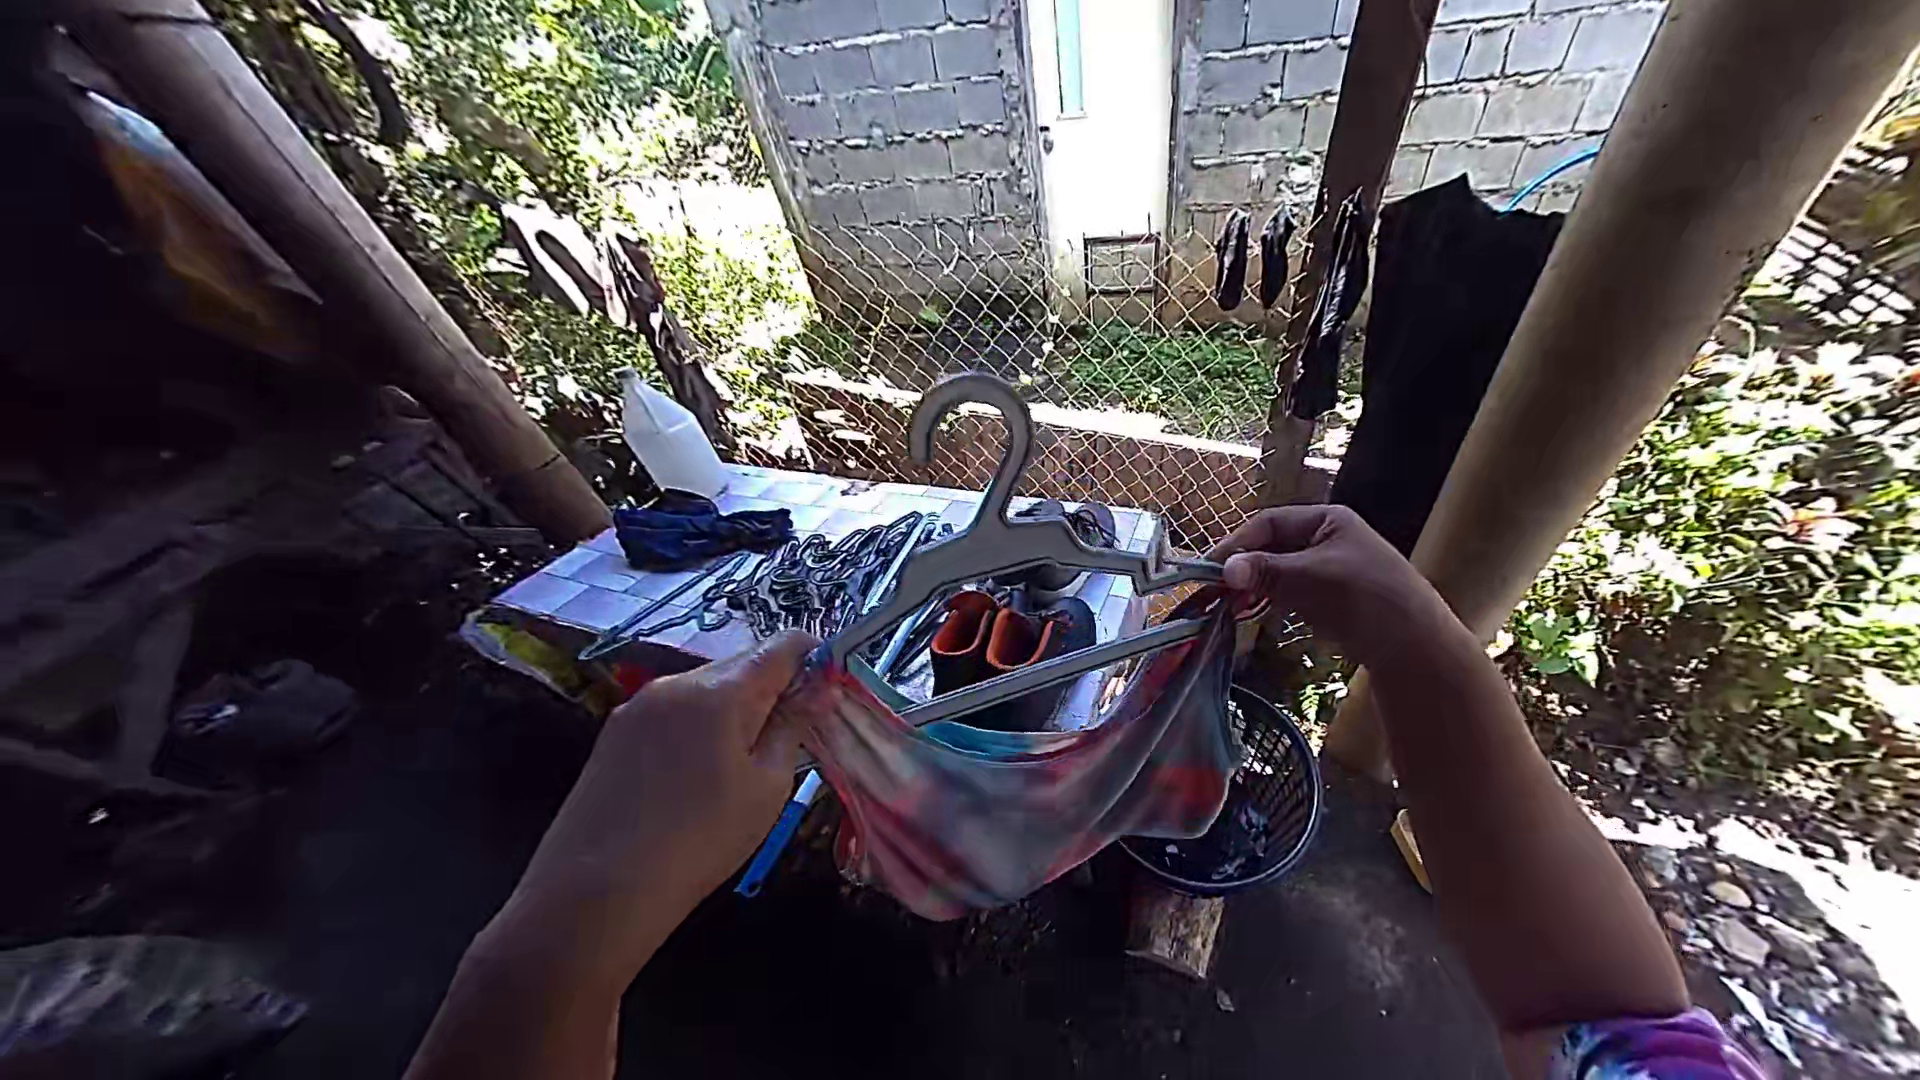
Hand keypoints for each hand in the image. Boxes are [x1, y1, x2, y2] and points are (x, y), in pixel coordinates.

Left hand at [484, 631, 816, 989]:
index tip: (825, 695)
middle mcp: (679, 680)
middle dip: (776, 687)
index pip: (784, 645)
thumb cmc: (700, 841)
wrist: (591, 896)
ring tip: (738, 761)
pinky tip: (694, 771)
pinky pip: (677, 707)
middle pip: (745, 663)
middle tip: (788, 736)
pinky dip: (701, 721)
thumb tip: (820, 688)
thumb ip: (794, 725)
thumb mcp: (766, 786)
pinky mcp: (617, 727)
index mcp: (722, 689)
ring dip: (737, 705)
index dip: (815, 659)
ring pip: (710, 685)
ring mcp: (642, 702)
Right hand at [1209, 505, 1467, 668]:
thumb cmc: (1366, 598)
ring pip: (1273, 571)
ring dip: (1248, 586)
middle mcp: (1323, 539)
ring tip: (1224, 604)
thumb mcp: (1311, 578)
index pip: (1267, 523)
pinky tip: (1248, 612)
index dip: (1236, 543)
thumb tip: (1223, 569)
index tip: (1212, 567)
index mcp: (1326, 520)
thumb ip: (1265, 570)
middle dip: (1240, 567)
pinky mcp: (1324, 597)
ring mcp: (1324, 569)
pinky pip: (1283, 591)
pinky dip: (1263, 600)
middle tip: (1212, 588)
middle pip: (1268, 547)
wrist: (1415, 647)